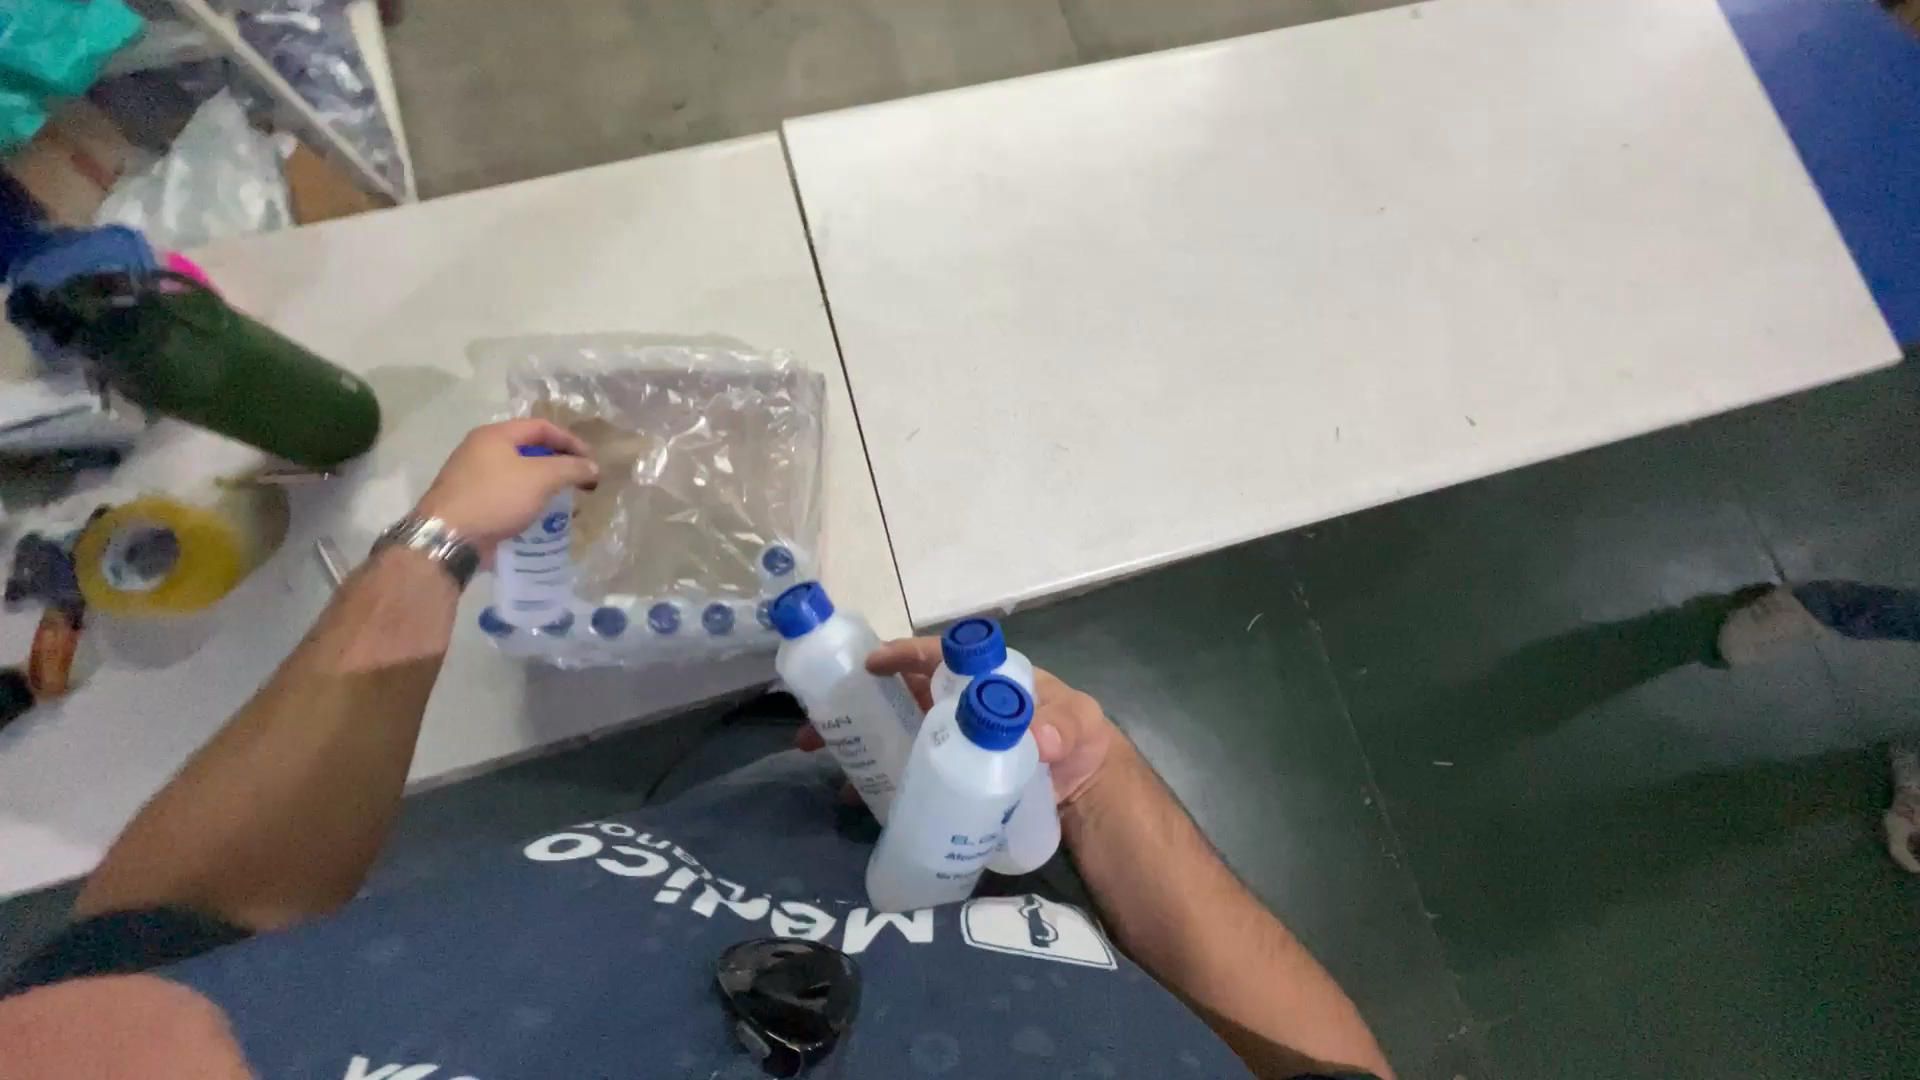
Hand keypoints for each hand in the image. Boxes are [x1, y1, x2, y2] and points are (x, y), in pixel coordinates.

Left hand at [413, 419, 598, 549]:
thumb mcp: (542, 478)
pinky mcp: (473, 500)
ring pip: (520, 473)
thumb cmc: (496, 497)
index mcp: (495, 435)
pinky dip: (530, 499)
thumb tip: (593, 467)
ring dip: (546, 483)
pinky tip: (542, 515)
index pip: (541, 427)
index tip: (590, 461)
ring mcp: (474, 475)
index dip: (570, 440)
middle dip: (559, 463)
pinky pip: (509, 492)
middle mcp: (481, 449)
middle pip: (530, 448)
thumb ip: (571, 468)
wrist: (449, 536)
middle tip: (580, 480)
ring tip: (565, 499)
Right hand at [795, 636, 1123, 806]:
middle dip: (857, 699)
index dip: (901, 655)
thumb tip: (1042, 741)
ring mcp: (945, 740)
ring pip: (891, 729)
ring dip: (854, 736)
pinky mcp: (944, 774)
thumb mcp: (1077, 723)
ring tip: (816, 749)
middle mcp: (954, 704)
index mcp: (980, 679)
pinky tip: (850, 792)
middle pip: (898, 694)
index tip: (870, 663)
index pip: (936, 658)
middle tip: (819, 717)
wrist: (1082, 788)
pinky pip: (901, 769)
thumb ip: (1063, 727)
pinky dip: (873, 777)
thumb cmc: (1076, 735)